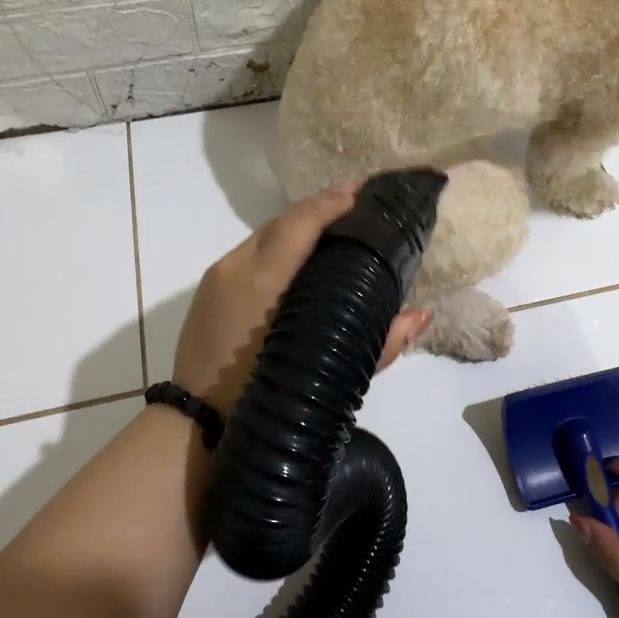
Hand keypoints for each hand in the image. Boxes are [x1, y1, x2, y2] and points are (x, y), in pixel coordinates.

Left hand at [171, 183, 434, 414]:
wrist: (196, 426)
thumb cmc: (267, 397)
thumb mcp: (328, 372)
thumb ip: (378, 342)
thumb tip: (421, 314)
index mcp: (265, 280)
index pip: (303, 222)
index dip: (334, 201)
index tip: (364, 191)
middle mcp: (238, 266)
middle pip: (283, 222)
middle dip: (319, 209)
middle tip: (355, 205)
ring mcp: (219, 276)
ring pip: (264, 236)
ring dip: (297, 228)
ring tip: (332, 227)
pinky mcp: (209, 288)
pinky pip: (249, 254)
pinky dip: (276, 247)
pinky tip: (297, 258)